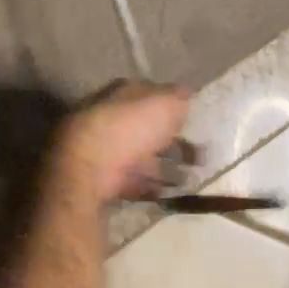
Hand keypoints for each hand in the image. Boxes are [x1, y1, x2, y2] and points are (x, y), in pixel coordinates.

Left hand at [50, 81, 191, 204]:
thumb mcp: (164, 104)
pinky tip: (171, 193)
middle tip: (201, 155)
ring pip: (140, 156)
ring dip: (164, 166)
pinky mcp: (102, 179)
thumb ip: (178, 97)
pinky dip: (151, 186)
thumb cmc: (128, 129)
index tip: (193, 119)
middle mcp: (109, 118)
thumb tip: (187, 93)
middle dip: (171, 140)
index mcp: (120, 94)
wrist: (87, 169)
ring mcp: (104, 150)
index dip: (171, 105)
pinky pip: (133, 181)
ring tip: (192, 178)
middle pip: (144, 128)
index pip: (149, 94)